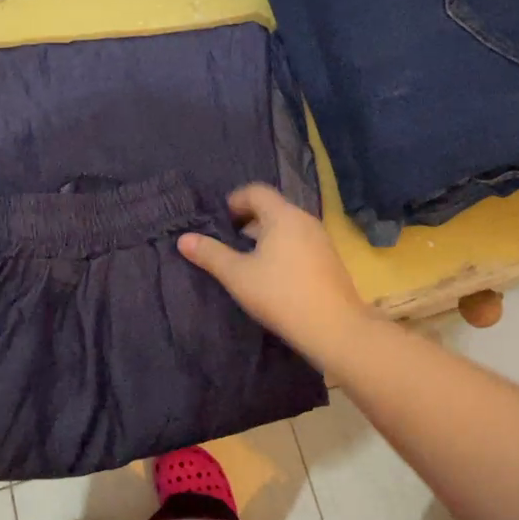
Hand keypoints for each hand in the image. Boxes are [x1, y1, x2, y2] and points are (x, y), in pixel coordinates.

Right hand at [178, 184, 383, 367]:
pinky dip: (282, 248)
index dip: (234, 201)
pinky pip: (299, 242)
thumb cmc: (281, 295)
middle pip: (272, 208)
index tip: (219, 222)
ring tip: (247, 260)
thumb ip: (211, 255)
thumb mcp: (238, 276)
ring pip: (286, 227)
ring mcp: (321, 239)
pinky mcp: (329, 259)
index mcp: (283, 215)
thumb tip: (183, 239)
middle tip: (228, 241)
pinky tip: (272, 275)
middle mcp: (304, 220)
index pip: (256, 192)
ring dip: (265, 236)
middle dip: (248, 220)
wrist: (335, 328)